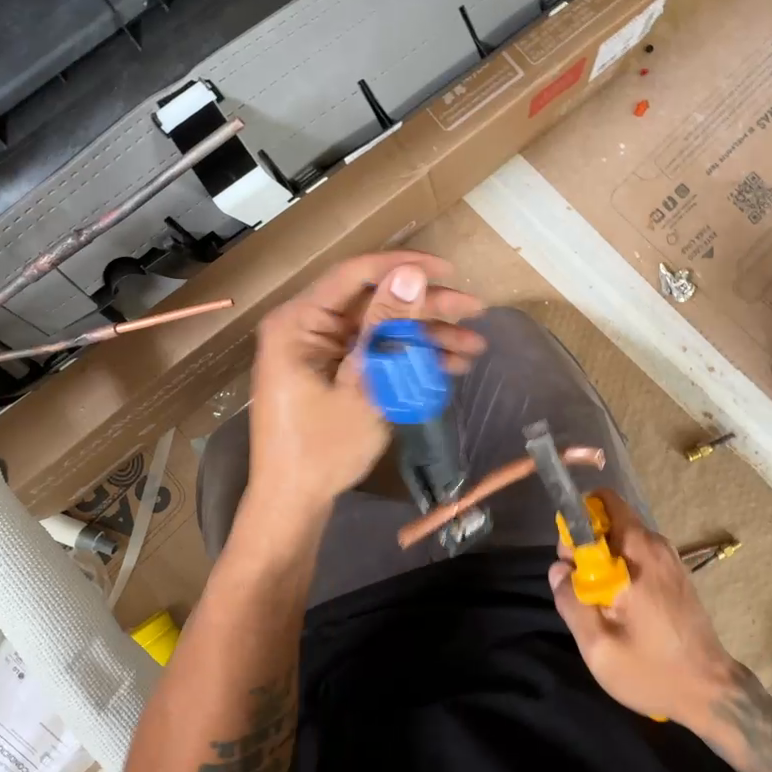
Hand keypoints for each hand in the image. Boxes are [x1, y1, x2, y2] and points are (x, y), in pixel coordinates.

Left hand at [246, 251, 485, 513]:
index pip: (357, 274)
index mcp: (298, 320)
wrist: (294, 504)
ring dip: (427, 336)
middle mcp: (307, 326)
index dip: (406, 267)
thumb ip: (386, 325)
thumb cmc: (321, 447)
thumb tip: (411, 273)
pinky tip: (451, 366)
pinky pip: (376, 351)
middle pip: (375, 301)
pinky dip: (409, 357)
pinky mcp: (333, 371)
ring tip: (474, 348)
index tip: (450, 272)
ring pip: (382, 327)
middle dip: (427, 308)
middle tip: (477, 312)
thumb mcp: (362, 383)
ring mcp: (320, 349)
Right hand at [549, 489, 744, 724]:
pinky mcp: (675, 572)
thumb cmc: (653, 671)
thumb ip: (572, 603)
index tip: (571, 564)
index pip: (600, 504)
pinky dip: (621, 567)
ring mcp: (669, 557)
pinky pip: (637, 553)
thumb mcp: (599, 648)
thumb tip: (558, 569)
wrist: (711, 692)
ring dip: (603, 558)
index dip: (576, 528)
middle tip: (582, 587)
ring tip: (600, 601)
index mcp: (638, 552)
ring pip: (622, 536)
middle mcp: (655, 544)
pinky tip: (621, 605)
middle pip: (610, 518)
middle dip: (587, 543)